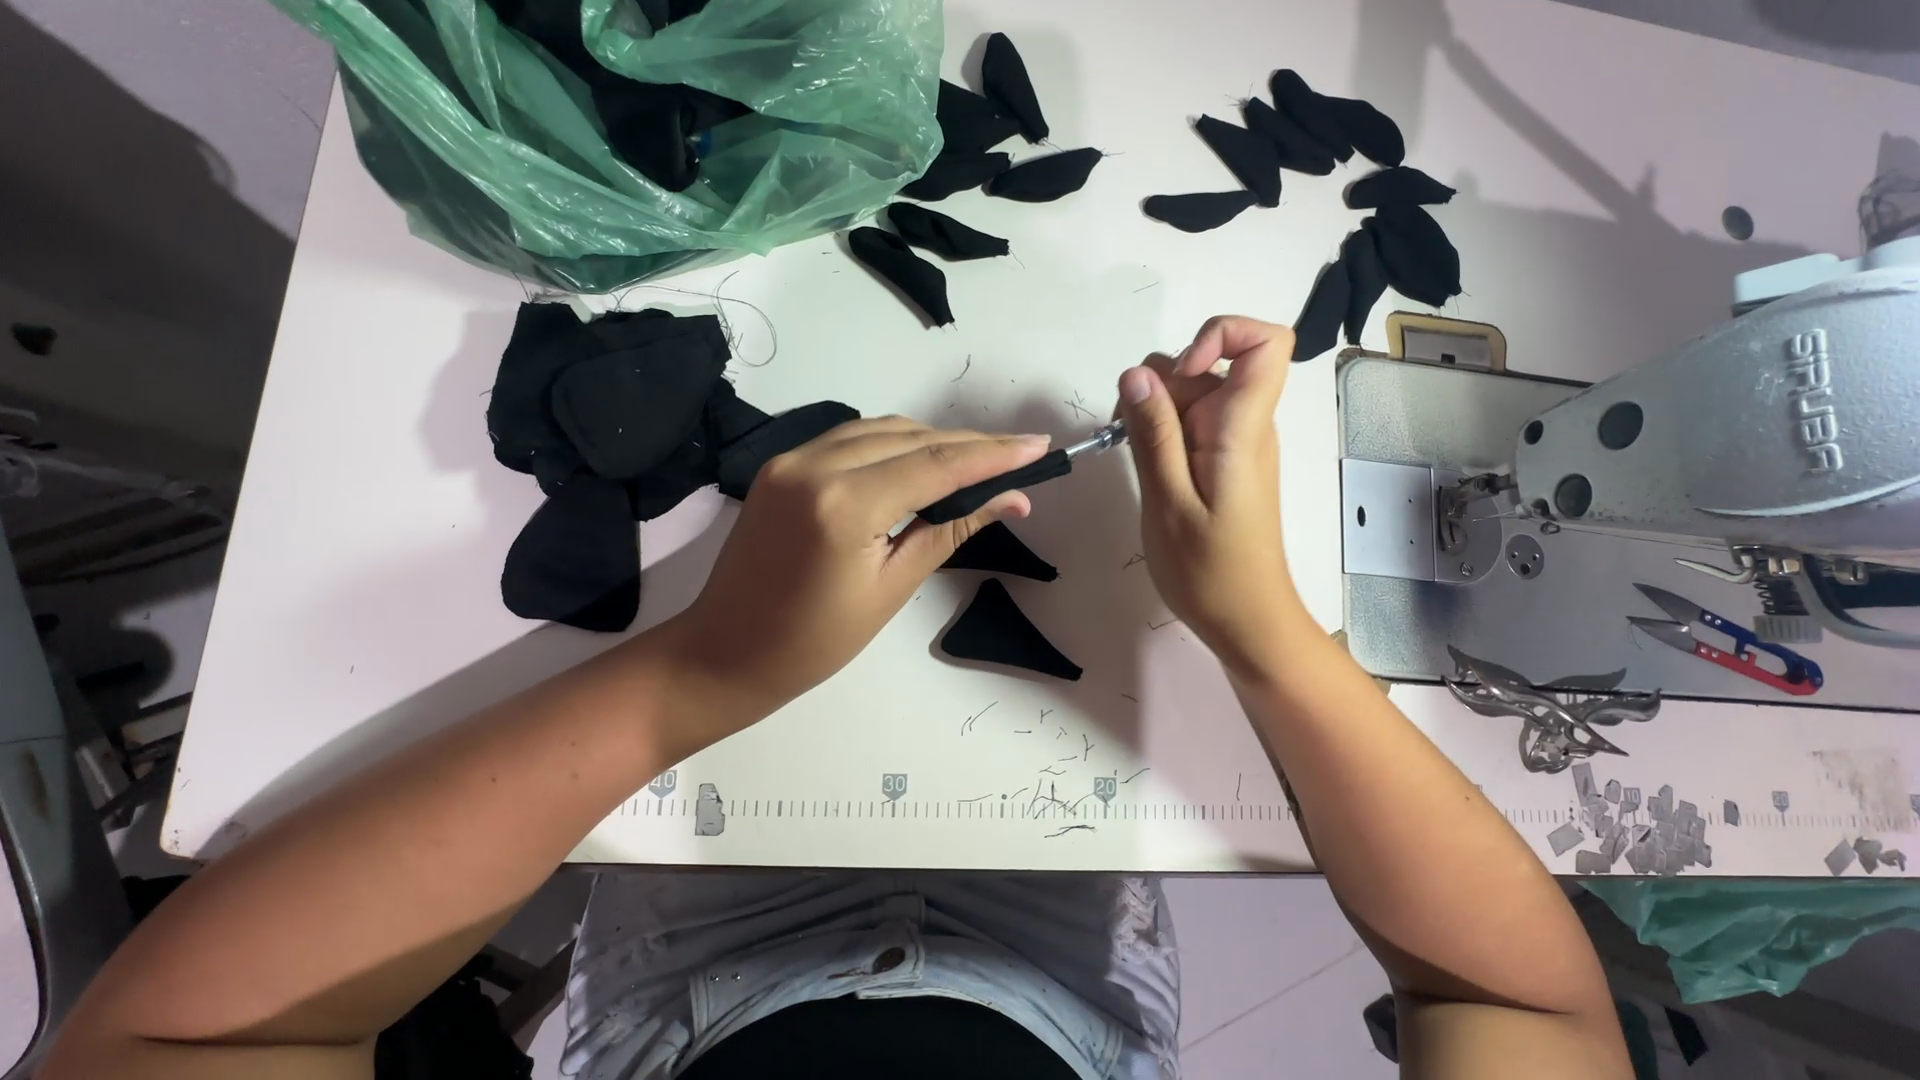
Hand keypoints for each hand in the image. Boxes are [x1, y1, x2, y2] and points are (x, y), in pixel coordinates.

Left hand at [662, 417, 1049, 722]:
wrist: (726, 651)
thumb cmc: (814, 642)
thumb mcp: (892, 586)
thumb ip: (951, 528)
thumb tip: (1012, 498)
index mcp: (843, 504)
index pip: (935, 464)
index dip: (993, 453)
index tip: (1039, 446)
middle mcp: (814, 465)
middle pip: (910, 437)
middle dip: (968, 445)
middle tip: (1017, 457)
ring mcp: (791, 459)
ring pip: (880, 430)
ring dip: (931, 441)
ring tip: (977, 462)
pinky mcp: (780, 464)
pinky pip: (850, 439)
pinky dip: (891, 444)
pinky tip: (919, 462)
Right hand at [1117, 316, 1298, 675]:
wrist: (1245, 619)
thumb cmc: (1209, 571)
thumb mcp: (1168, 503)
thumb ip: (1153, 434)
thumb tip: (1136, 373)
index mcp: (1242, 428)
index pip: (1266, 342)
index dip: (1219, 335)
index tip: (1176, 375)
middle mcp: (1245, 425)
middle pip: (1208, 366)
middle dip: (1160, 385)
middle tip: (1129, 434)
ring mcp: (1234, 442)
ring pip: (1192, 393)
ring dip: (1153, 411)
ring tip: (1135, 459)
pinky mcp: (1222, 461)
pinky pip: (1191, 423)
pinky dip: (1161, 433)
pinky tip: (1147, 469)